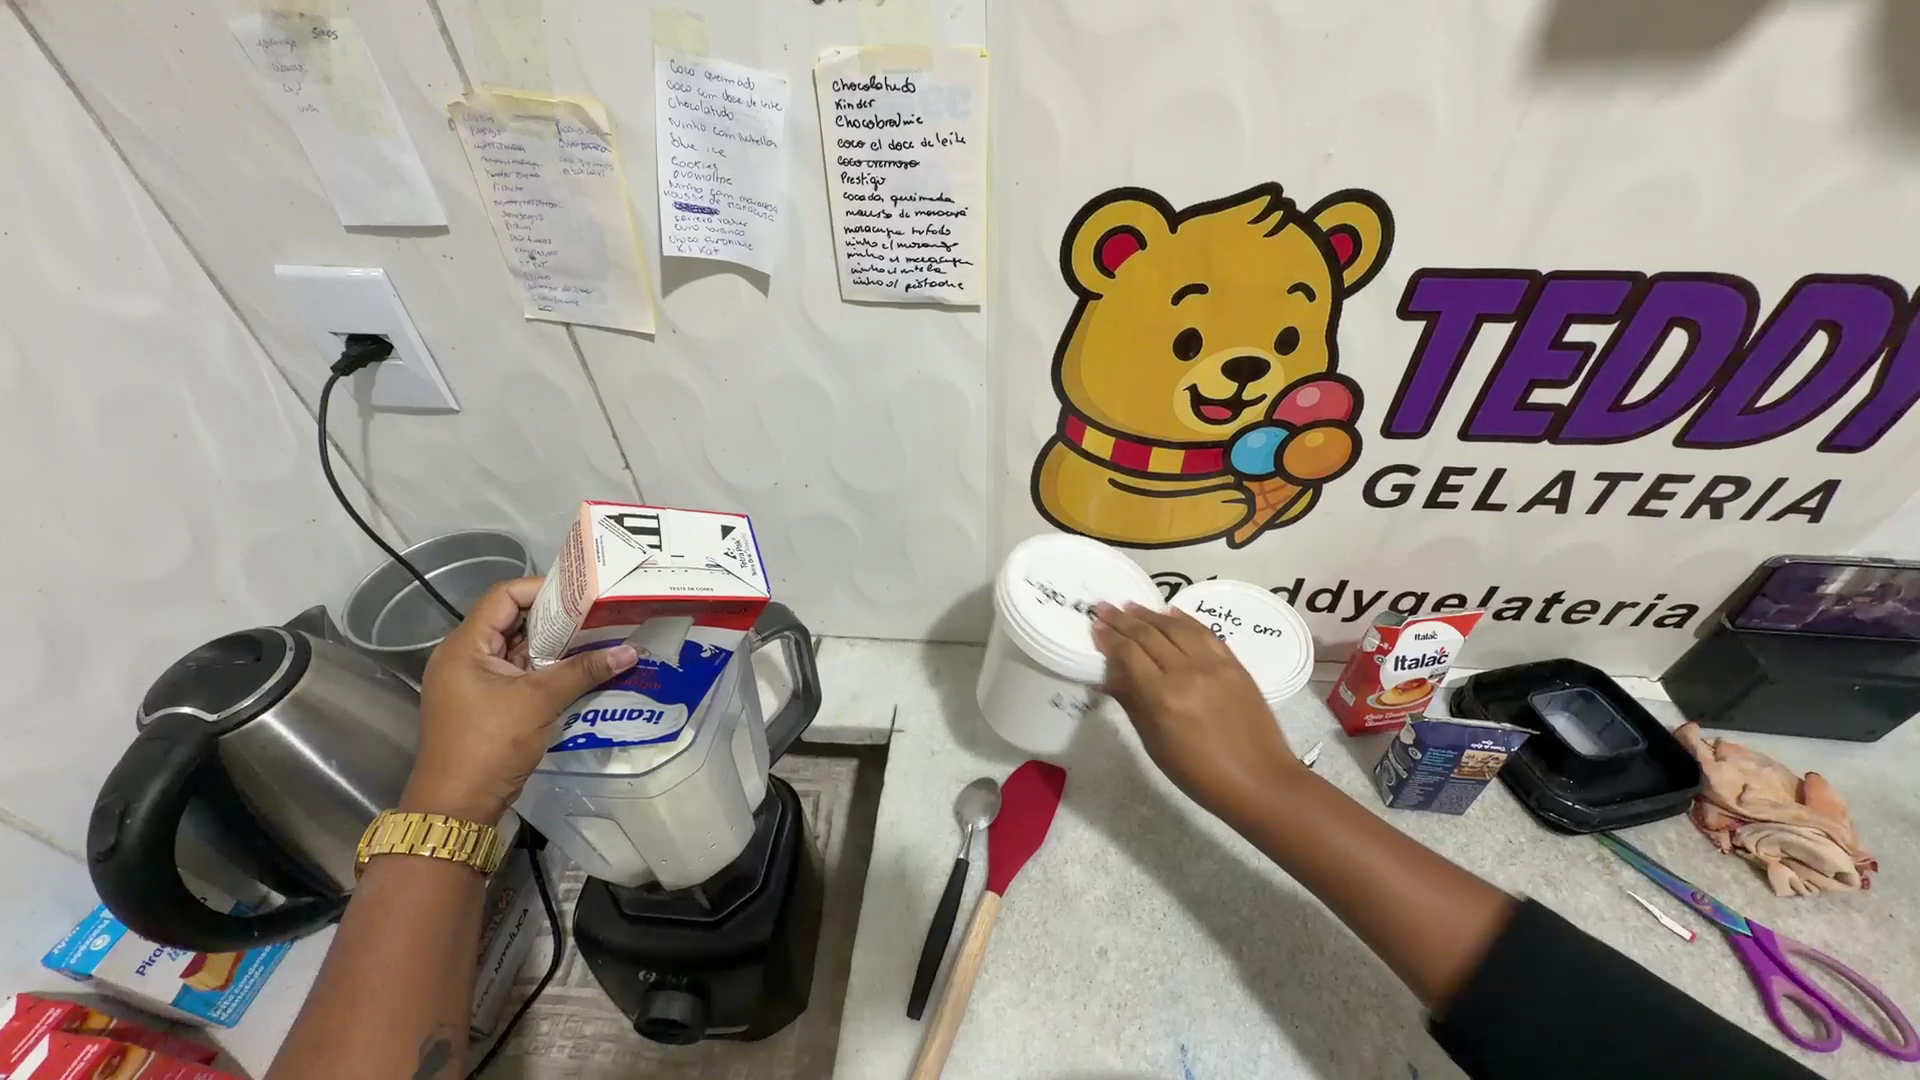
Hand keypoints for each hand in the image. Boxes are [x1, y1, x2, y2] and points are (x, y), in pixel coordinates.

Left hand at [404, 577, 637, 822]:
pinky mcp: (488, 703)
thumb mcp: (541, 701)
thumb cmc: (490, 744)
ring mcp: (476, 682)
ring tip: (600, 638)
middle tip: (600, 615)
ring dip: (558, 645)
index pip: (504, 596)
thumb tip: (631, 651)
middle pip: (514, 620)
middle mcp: (466, 657)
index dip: (543, 590)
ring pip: (522, 648)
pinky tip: (584, 670)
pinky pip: (522, 673)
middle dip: (558, 617)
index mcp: (466, 646)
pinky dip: (550, 668)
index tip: (583, 595)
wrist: (456, 807)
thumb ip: (584, 670)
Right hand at [1092, 602, 1302, 815]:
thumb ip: (1132, 704)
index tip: (1095, 626)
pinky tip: (1171, 613)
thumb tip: (1110, 679)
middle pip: (1148, 634)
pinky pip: (1205, 632)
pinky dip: (1185, 619)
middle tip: (1104, 608)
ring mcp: (1214, 665)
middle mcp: (1186, 672)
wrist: (1259, 781)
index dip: (1109, 638)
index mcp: (1162, 696)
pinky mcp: (1234, 664)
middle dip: (1122, 620)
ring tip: (1131, 606)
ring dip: (1150, 614)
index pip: (1128, 653)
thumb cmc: (1198, 773)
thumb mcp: (1155, 744)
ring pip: (1176, 627)